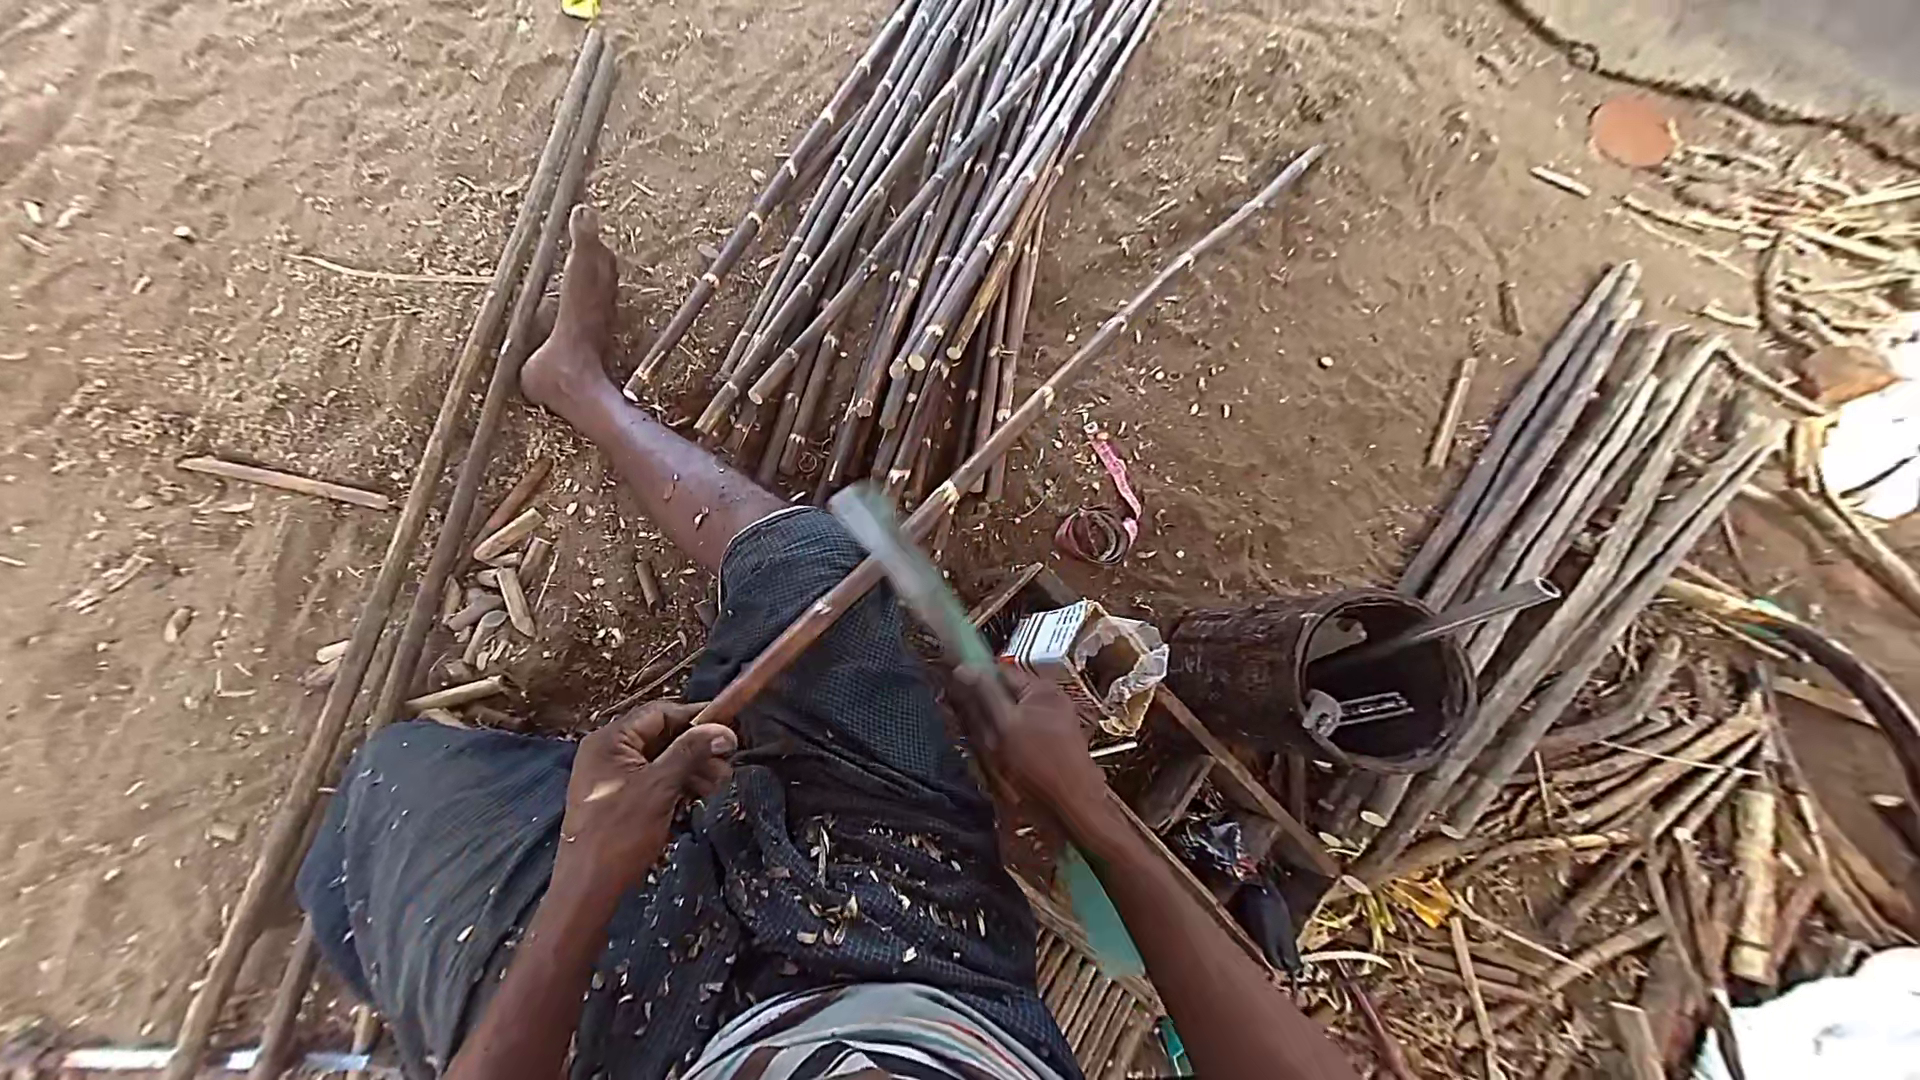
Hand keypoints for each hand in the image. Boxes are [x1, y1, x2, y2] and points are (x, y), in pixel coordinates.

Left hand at [554, 700, 735, 903]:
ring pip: (665, 757)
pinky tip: (700, 794)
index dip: (697, 718)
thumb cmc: (619, 833)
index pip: (661, 713)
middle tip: (726, 762)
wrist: (587, 892)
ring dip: (694, 766)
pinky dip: (680, 782)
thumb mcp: (660, 786)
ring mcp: (614, 775)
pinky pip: (658, 777)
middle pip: (664, 734)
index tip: (728, 728)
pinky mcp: (622, 796)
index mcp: (610, 741)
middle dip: (698, 747)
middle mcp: (609, 751)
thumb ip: (691, 751)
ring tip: (718, 783)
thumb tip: (724, 730)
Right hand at [958, 666, 1109, 818]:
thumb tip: (964, 668)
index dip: (975, 680)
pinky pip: (1020, 735)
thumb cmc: (1040, 766)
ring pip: (1010, 718)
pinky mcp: (1053, 744)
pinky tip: (1007, 764)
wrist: (1073, 807)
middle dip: (985, 710)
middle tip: (974, 730)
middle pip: (1005, 695)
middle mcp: (1051, 700)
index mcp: (1042, 689)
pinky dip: (1007, 746)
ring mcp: (1054, 722)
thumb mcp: (1004, 725)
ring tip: (992, 751)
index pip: (999, 671)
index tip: (954, 693)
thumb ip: (984, 693)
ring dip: (994, 731)